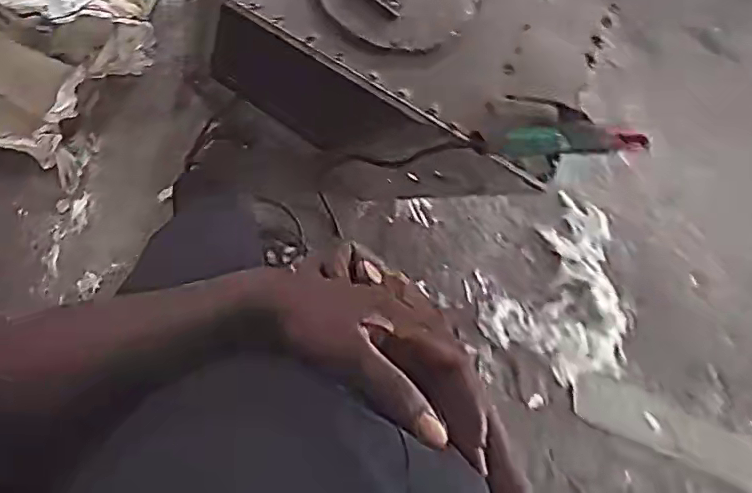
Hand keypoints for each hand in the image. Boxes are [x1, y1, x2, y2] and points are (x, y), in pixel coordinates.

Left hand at [256, 248, 525, 492]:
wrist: (266, 300)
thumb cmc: (307, 321)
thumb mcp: (352, 355)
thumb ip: (395, 388)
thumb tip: (439, 433)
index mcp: (399, 313)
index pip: (451, 360)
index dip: (469, 405)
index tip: (476, 449)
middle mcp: (397, 310)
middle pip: (447, 357)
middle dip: (469, 401)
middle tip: (485, 450)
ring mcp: (381, 316)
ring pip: (431, 354)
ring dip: (450, 393)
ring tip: (466, 433)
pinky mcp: (365, 327)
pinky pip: (410, 355)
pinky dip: (426, 383)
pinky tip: (427, 404)